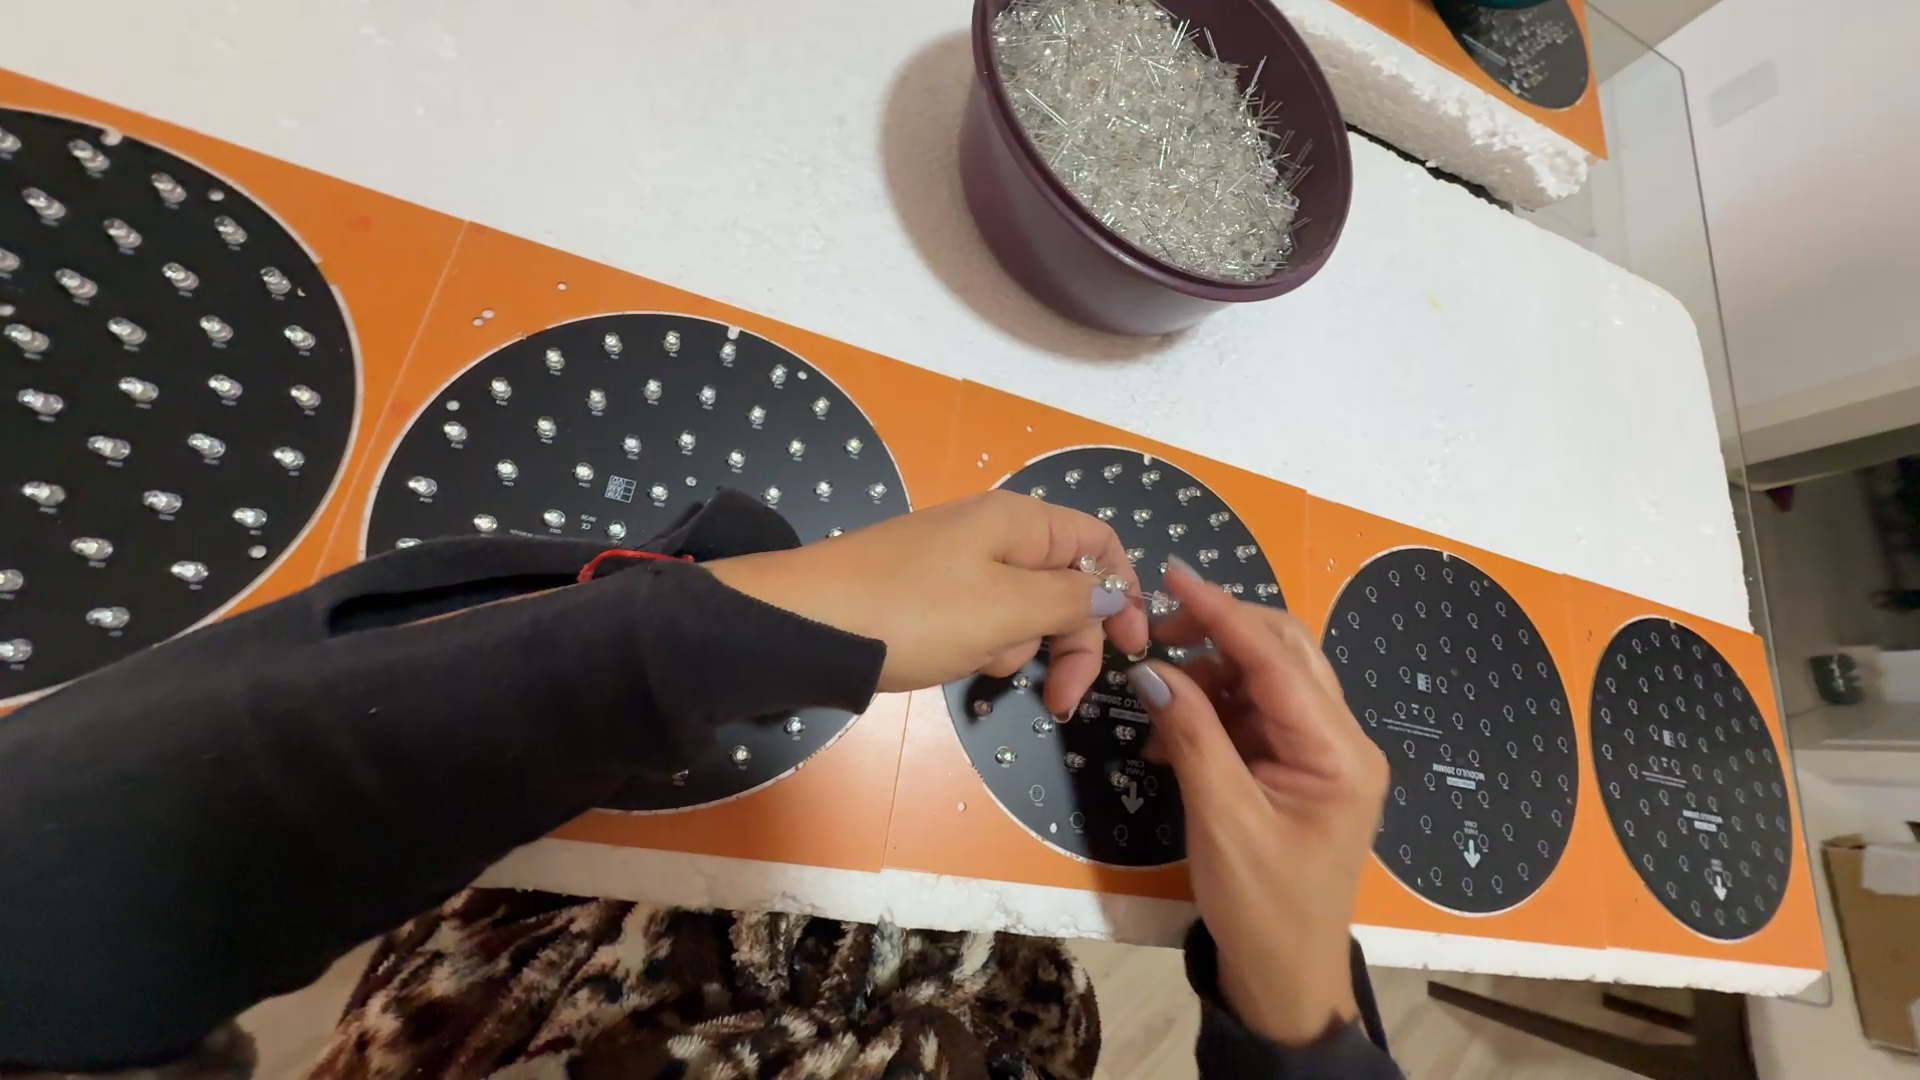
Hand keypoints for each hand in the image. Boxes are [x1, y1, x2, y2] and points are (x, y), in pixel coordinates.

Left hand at [705, 491, 1149, 710]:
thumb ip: (1071, 598)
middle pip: (1064, 583)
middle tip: (1060, 698)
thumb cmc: (914, 611)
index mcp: (1019, 520)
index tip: (1132, 649)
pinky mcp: (932, 594)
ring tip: (974, 660)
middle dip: (1068, 638)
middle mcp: (995, 534)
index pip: (1098, 541)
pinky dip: (978, 645)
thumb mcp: (1005, 606)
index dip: (1124, 590)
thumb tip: (1116, 592)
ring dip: (1014, 645)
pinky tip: (950, 659)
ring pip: (1022, 610)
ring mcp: (960, 564)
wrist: (805, 625)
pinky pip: (981, 620)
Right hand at [1126, 557, 1387, 1044]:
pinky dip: (1210, 704)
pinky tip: (1174, 727)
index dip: (1221, 611)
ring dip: (1209, 671)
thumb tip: (1150, 669)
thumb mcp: (1220, 817)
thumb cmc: (1260, 904)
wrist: (1284, 972)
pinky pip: (1251, 707)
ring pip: (1264, 674)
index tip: (1174, 576)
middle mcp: (1340, 737)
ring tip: (1159, 695)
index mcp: (1338, 752)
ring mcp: (1319, 747)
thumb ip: (1190, 734)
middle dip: (1217, 631)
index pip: (1275, 658)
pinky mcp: (1295, 759)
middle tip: (1155, 633)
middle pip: (1281, 650)